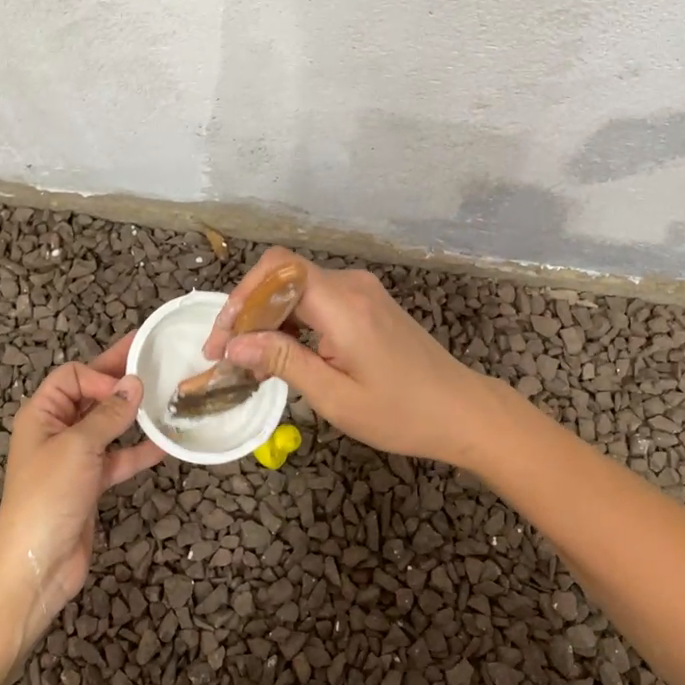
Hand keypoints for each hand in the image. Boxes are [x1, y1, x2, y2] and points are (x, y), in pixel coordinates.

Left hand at [0, 334, 165, 630]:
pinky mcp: (90, 482)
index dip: (101, 375)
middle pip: (92, 396)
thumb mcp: (78, 446)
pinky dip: (138, 451)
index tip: (129, 388)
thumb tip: (135, 383)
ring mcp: (74, 457)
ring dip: (134, 416)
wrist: (37, 562)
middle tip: (157, 359)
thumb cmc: (49, 495)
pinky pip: (117, 457)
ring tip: (166, 399)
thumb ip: (109, 414)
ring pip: (108, 426)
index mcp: (42, 413)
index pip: (74, 376)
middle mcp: (56, 430)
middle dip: (121, 381)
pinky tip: (165, 444)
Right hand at [203, 248, 512, 467]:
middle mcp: (350, 285)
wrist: (462, 412)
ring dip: (267, 319)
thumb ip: (284, 361)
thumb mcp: (335, 397)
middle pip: (281, 277)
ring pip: (295, 289)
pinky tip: (281, 354)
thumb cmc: (401, 413)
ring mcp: (361, 291)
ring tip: (249, 362)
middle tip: (226, 355)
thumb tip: (234, 343)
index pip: (276, 271)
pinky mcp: (366, 303)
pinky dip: (291, 322)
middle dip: (247, 312)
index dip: (241, 297)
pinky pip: (315, 300)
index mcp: (343, 305)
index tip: (222, 339)